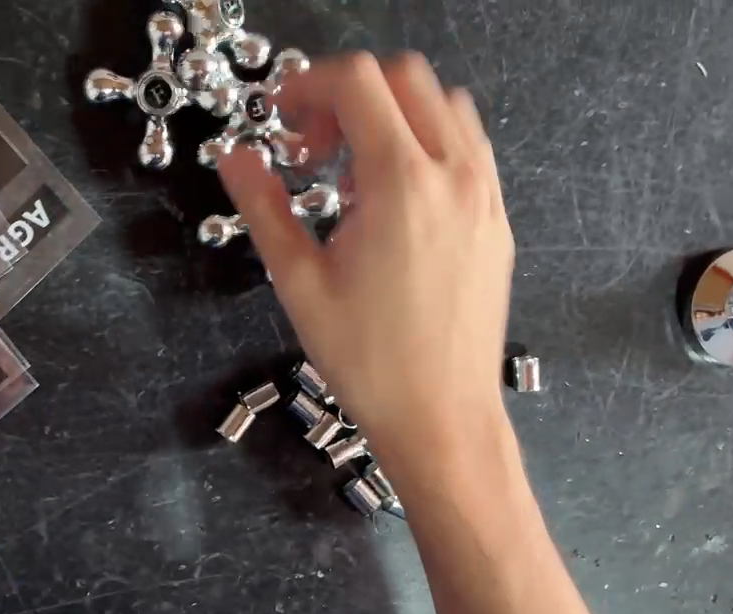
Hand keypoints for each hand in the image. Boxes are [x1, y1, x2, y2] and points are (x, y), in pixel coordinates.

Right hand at [217, 53, 514, 469]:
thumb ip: (265, 209)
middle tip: (312, 147)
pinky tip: (394, 205)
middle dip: (349, 96)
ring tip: (352, 179)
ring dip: (391, 119)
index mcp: (401, 184)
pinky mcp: (496, 221)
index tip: (281, 117)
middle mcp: (454, 174)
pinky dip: (426, 149)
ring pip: (444, 107)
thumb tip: (236, 159)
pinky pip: (468, 150)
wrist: (439, 415)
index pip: (357, 84)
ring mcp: (485, 195)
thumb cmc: (369, 361)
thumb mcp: (299, 285)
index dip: (308, 86)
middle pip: (406, 79)